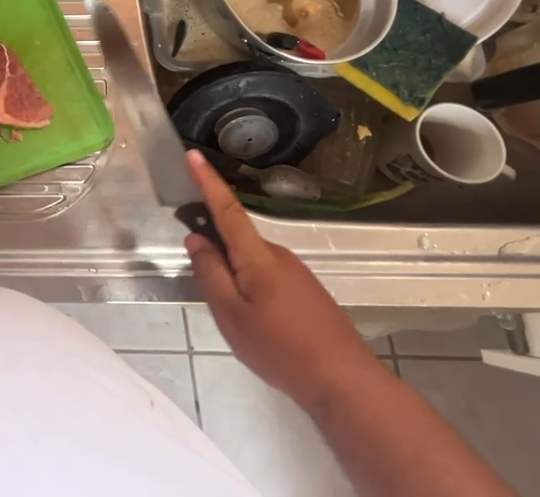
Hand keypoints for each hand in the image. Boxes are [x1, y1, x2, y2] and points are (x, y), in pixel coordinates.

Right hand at [183, 150, 389, 412]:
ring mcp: (297, 273)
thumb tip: (196, 239)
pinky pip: (267, 275)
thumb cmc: (281, 349)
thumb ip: (210, 273)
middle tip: (201, 278)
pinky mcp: (307, 291)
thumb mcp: (231, 315)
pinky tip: (255, 319)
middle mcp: (279, 256)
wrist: (346, 384)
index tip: (193, 154)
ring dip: (234, 273)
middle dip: (215, 247)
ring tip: (232, 313)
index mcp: (257, 257)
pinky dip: (251, 286)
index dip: (208, 181)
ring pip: (252, 261)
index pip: (227, 210)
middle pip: (237, 238)